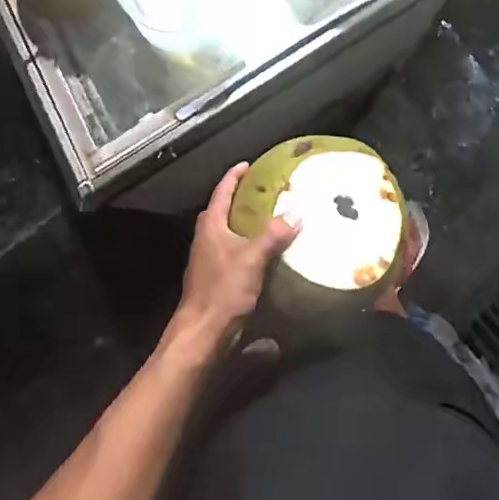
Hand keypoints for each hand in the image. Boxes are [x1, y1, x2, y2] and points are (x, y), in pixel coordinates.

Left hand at [176, 162, 299, 336]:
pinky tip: (270, 249)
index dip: (235, 176)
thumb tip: (296, 214)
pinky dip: (251, 242)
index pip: (222, 192)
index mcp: (211, 227)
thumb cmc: (222, 291)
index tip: (249, 164)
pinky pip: (237, 249)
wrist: (202, 335)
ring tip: (274, 215)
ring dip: (247, 221)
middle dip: (242, 197)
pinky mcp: (219, 277)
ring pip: (230, 231)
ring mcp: (211, 260)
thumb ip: (273, 235)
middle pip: (223, 210)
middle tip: (267, 190)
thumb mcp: (252, 259)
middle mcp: (208, 239)